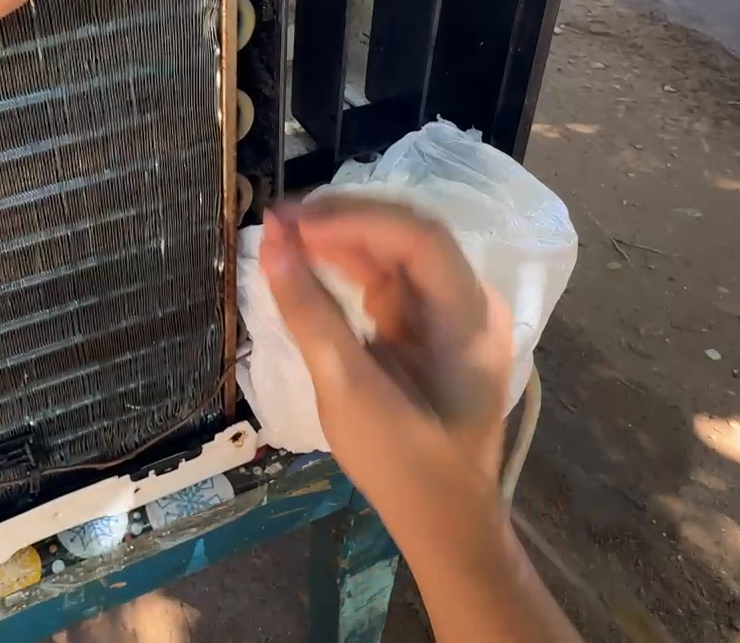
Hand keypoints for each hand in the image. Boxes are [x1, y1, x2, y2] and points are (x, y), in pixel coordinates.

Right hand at [260, 197, 516, 513]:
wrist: (441, 521)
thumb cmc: (402, 464)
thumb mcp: (347, 390)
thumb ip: (309, 313)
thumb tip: (271, 243)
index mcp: (469, 319)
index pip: (418, 238)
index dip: (353, 219)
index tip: (294, 224)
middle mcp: (467, 302)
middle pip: (405, 235)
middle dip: (340, 220)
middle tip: (279, 218)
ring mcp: (446, 311)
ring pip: (390, 250)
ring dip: (336, 237)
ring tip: (282, 230)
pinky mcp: (423, 324)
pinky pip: (381, 276)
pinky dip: (341, 263)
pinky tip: (304, 258)